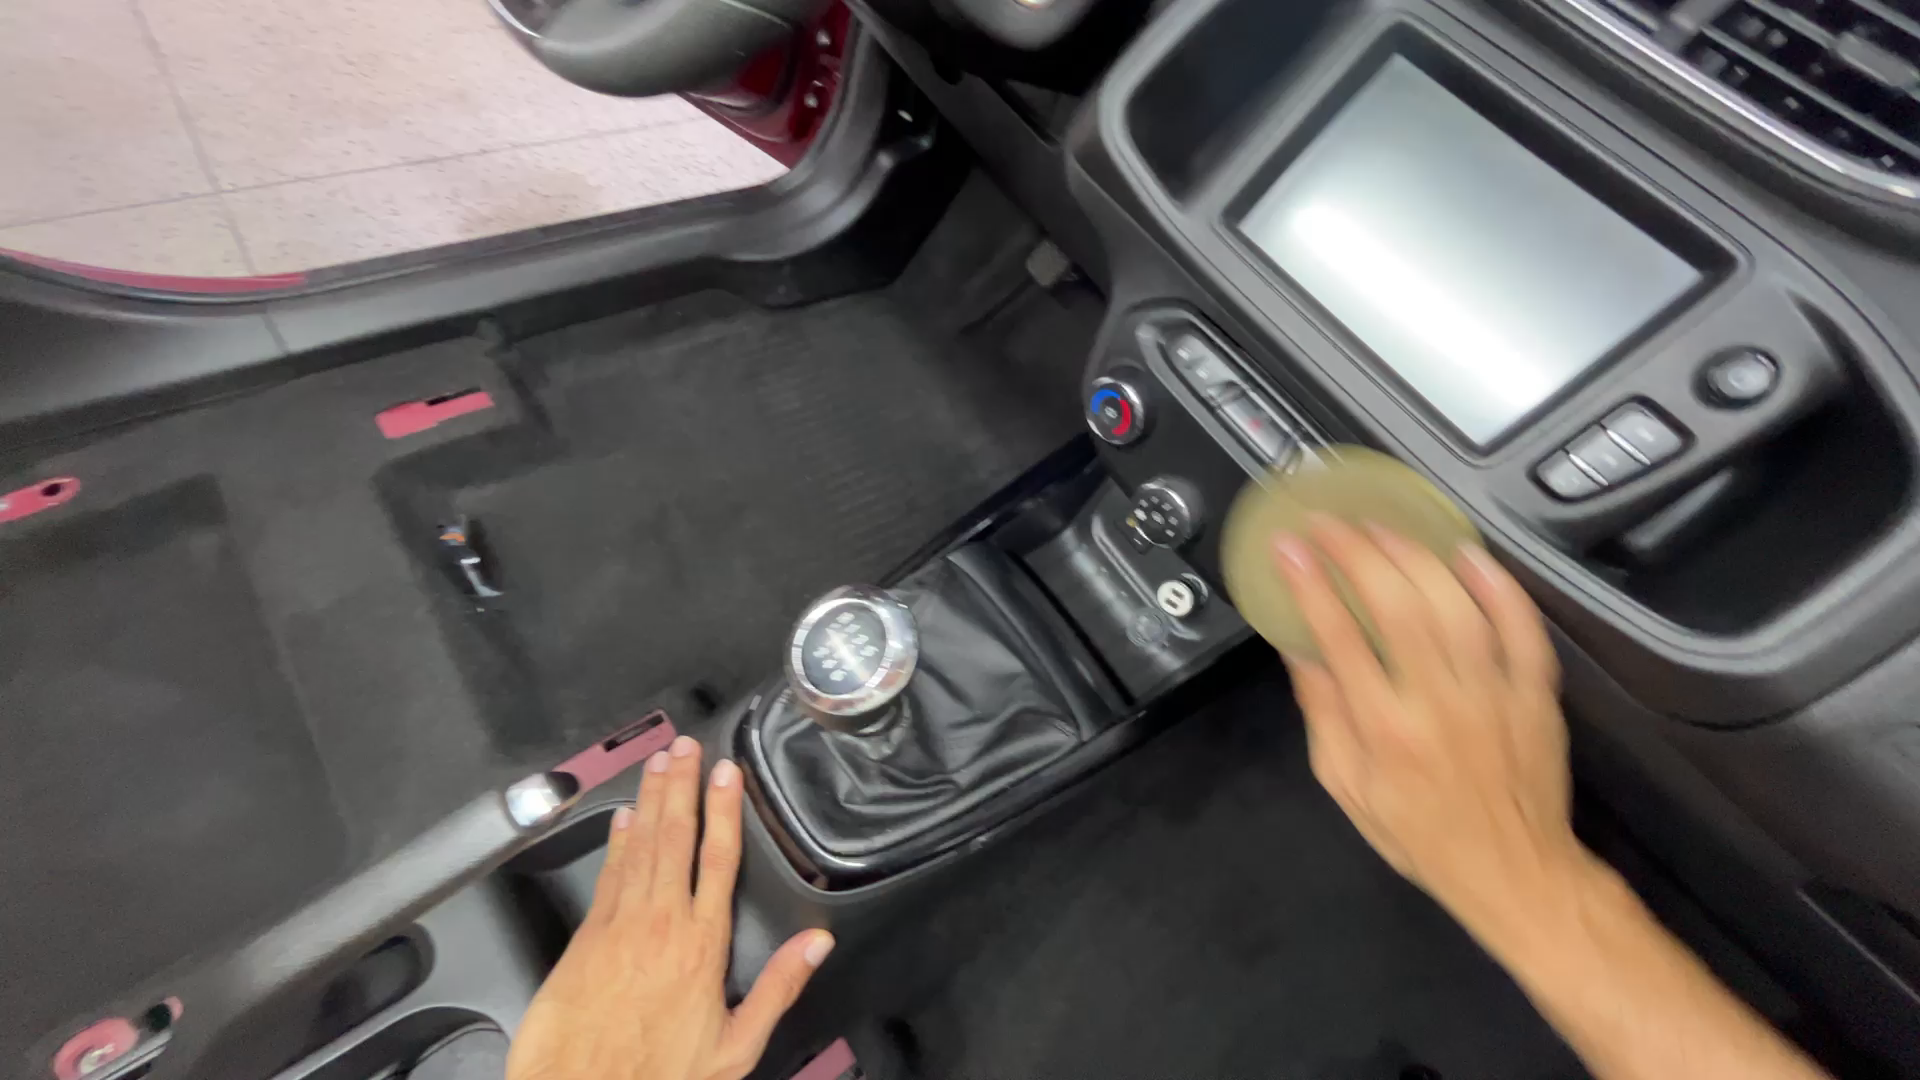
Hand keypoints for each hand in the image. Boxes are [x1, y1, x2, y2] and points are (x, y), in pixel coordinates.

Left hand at [507, 736, 834, 1079]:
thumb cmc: (659, 1078)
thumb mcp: (735, 1048)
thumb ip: (778, 988)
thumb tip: (819, 941)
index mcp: (703, 941)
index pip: (718, 858)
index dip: (724, 809)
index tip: (726, 771)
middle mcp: (663, 920)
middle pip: (676, 837)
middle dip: (683, 786)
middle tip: (686, 745)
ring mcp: (620, 925)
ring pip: (641, 846)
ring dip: (652, 800)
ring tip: (659, 761)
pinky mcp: (585, 938)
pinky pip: (608, 875)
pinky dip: (617, 841)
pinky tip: (623, 815)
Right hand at [1272, 516, 1587, 940]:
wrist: (1514, 871)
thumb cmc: (1413, 829)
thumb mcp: (1342, 782)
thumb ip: (1323, 711)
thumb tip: (1299, 647)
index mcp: (1383, 728)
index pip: (1338, 637)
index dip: (1309, 584)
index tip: (1288, 547)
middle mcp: (1438, 702)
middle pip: (1398, 608)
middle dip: (1358, 554)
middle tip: (1330, 524)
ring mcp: (1494, 695)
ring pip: (1457, 607)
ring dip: (1415, 558)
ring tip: (1381, 528)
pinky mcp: (1536, 695)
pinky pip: (1522, 630)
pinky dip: (1496, 587)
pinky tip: (1466, 554)